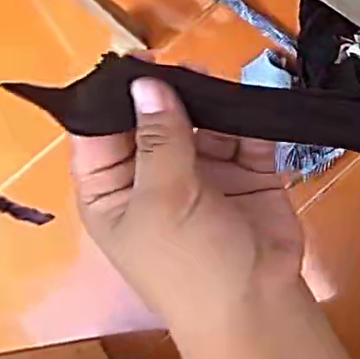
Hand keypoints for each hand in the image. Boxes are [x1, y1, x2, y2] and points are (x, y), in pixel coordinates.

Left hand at [70, 77, 305, 332]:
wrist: (256, 297)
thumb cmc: (189, 261)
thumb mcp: (162, 199)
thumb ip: (161, 141)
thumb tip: (148, 85)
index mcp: (113, 187)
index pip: (103, 131)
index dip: (116, 97)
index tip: (136, 60)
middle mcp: (159, 177)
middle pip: (161, 123)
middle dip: (174, 97)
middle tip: (193, 68)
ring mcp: (209, 177)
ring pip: (208, 128)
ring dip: (216, 107)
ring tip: (227, 83)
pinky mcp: (252, 178)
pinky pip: (250, 142)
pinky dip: (253, 124)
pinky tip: (255, 106)